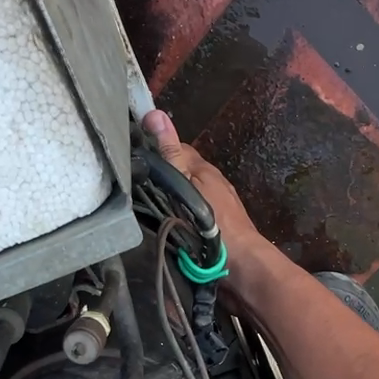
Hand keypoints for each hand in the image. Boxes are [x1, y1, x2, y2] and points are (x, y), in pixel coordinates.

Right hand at [140, 110, 275, 284]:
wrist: (242, 264)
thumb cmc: (213, 224)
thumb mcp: (187, 186)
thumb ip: (171, 155)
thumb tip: (155, 114)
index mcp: (203, 169)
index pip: (177, 147)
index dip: (157, 148)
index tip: (136, 158)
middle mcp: (213, 183)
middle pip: (183, 172)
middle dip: (165, 176)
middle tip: (139, 187)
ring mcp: (219, 205)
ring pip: (190, 194)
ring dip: (174, 198)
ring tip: (150, 208)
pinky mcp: (220, 226)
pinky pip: (196, 213)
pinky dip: (184, 215)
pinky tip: (171, 226)